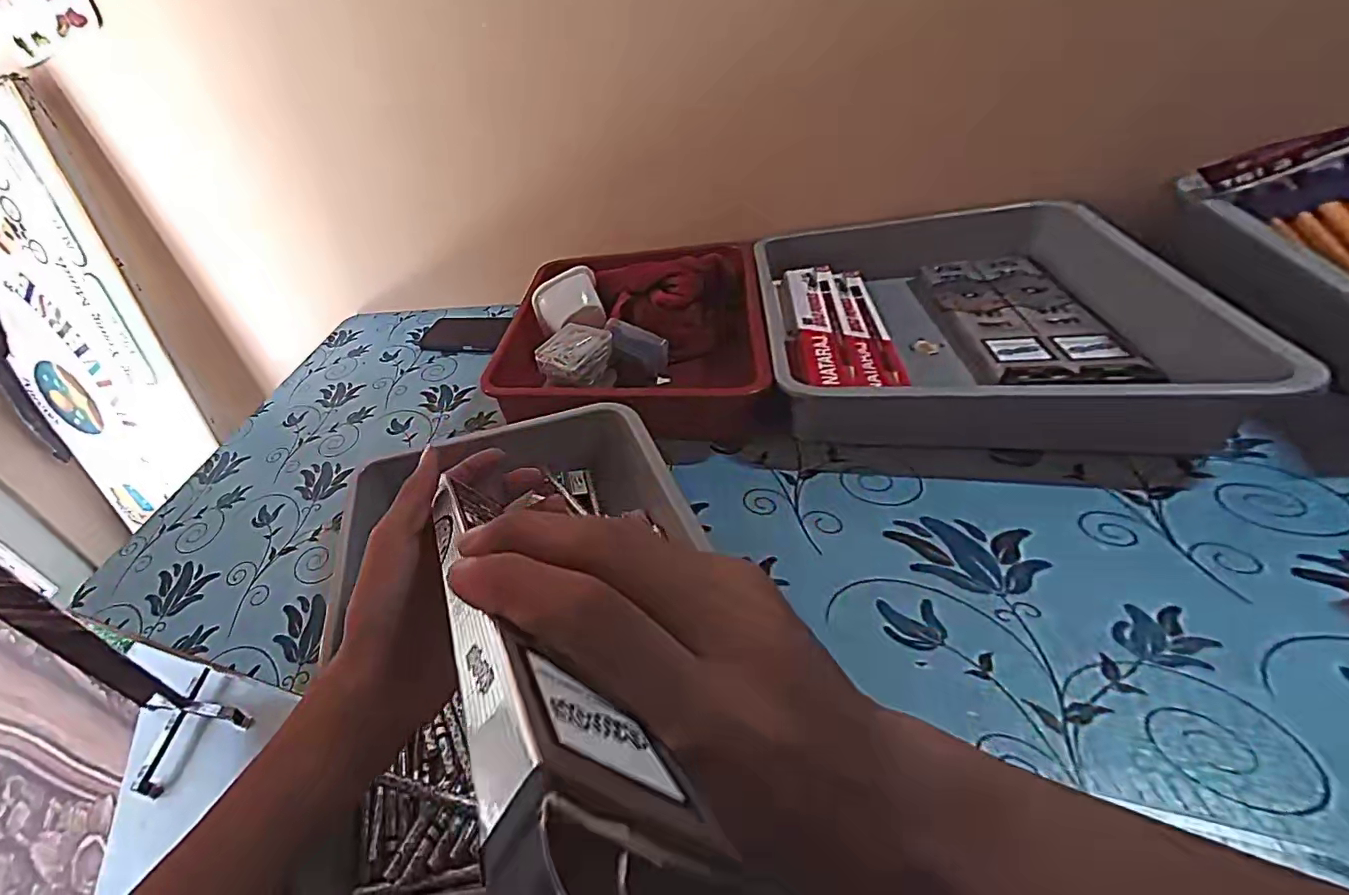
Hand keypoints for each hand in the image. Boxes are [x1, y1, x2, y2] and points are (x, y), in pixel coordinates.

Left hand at [332, 446, 546, 748]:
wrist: (384, 682)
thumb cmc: (380, 606)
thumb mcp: (390, 543)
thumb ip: (412, 499)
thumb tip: (430, 453)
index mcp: (424, 529)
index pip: (454, 486)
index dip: (477, 466)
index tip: (505, 455)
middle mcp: (450, 549)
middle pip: (485, 508)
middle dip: (511, 489)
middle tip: (542, 482)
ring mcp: (471, 579)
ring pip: (504, 540)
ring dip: (528, 523)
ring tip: (557, 513)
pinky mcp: (487, 607)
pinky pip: (513, 577)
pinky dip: (533, 562)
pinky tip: (555, 557)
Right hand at [446, 508, 886, 881]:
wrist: (887, 794)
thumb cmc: (781, 820)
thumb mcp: (687, 805)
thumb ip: (605, 723)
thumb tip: (530, 652)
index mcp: (716, 709)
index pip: (597, 614)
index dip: (519, 583)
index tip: (462, 575)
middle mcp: (732, 626)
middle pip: (610, 551)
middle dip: (528, 534)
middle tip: (472, 541)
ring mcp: (740, 585)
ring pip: (626, 536)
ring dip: (554, 527)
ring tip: (505, 535)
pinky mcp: (739, 573)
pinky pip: (648, 545)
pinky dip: (591, 537)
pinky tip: (565, 545)